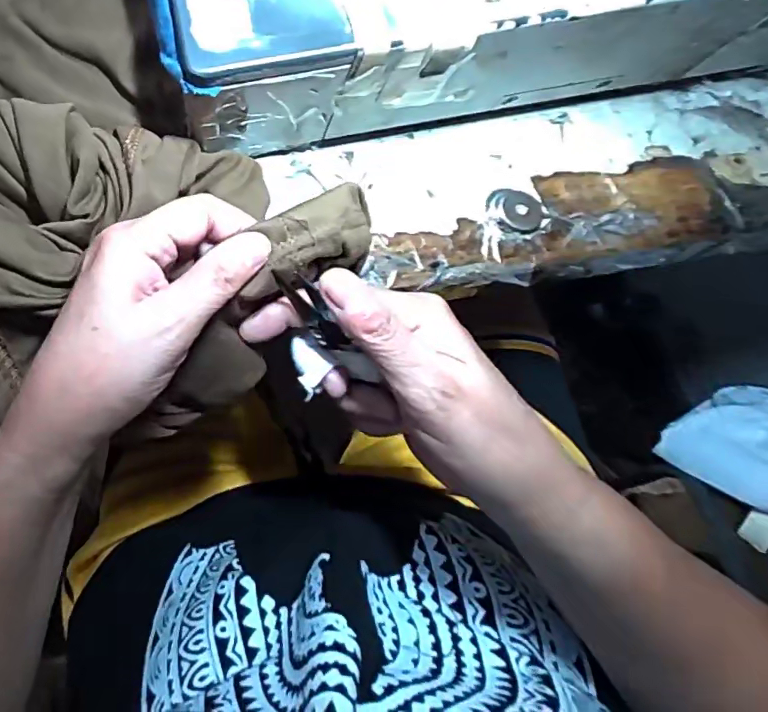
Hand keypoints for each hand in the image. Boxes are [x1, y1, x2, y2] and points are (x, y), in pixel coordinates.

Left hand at [12, 195, 270, 457]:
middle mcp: (132, 241)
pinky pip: (183, 276)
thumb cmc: (111, 371)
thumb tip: (262, 242)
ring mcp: (132, 266)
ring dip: (226, 279)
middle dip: (238, 258)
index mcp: (133, 238)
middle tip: (266, 295)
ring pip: (196, 255)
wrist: (61, 418)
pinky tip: (225, 316)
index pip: (203, 210)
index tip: (273, 264)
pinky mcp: (136, 289)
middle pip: (201, 230)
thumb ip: (218, 278)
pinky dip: (209, 292)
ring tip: (250, 311)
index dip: (242, 229)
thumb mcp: (171, 324)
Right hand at [242, 269, 565, 504]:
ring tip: (386, 415)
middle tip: (341, 390)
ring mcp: (397, 357)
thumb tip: (330, 281)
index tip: (256, 326)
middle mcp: (401, 326)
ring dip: (354, 395)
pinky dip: (365, 410)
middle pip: (336, 330)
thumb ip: (377, 333)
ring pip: (342, 365)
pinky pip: (357, 390)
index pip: (340, 295)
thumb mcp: (426, 383)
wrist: (511, 485)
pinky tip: (394, 423)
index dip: (297, 309)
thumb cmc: (478, 431)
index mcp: (412, 312)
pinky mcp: (394, 385)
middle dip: (333, 366)